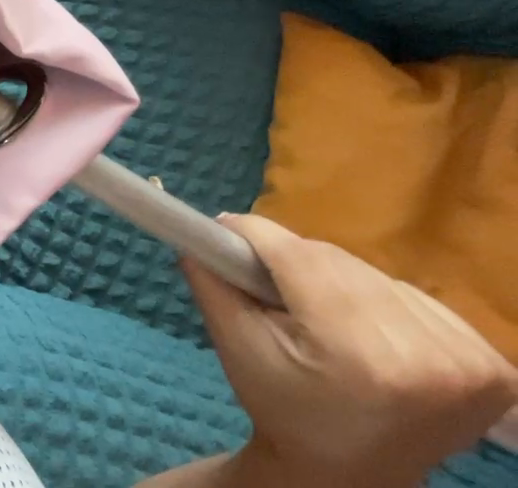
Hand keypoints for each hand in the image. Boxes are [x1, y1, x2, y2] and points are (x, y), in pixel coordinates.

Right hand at [185, 214, 517, 487]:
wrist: (349, 470)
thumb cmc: (280, 404)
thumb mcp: (232, 343)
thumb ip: (210, 279)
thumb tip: (201, 227)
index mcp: (359, 354)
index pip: (302, 258)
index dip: (256, 233)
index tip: (223, 226)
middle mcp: (427, 354)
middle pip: (338, 263)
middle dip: (292, 259)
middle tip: (262, 278)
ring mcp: (470, 360)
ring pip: (373, 274)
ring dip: (334, 278)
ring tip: (317, 310)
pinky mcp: (493, 364)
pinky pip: (412, 296)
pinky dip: (377, 299)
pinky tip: (365, 329)